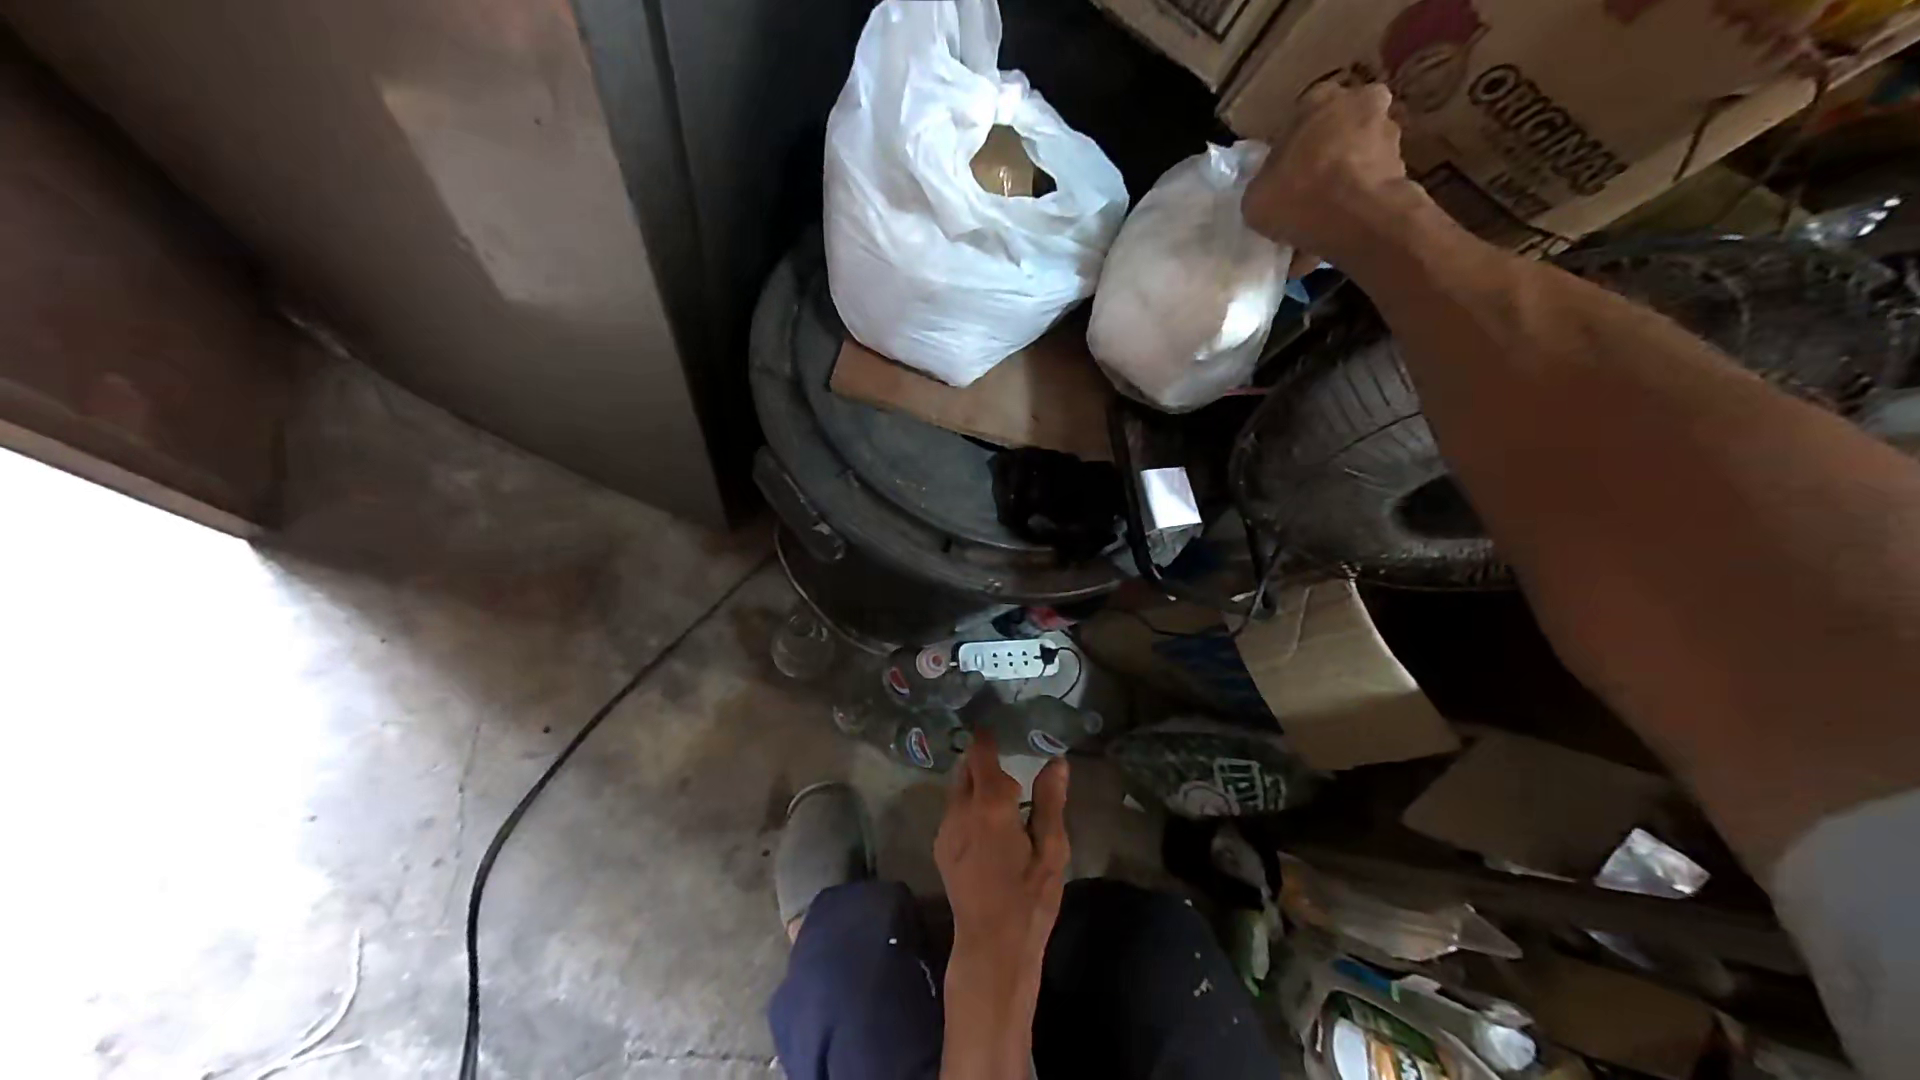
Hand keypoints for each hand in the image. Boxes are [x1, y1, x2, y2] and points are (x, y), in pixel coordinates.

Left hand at [933, 733, 1068, 1079]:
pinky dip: (966, 802)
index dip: (986, 738)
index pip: (981, 755)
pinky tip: (984, 820)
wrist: (991, 946)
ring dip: (973, 782)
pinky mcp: (940, 847)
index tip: (993, 726)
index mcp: (991, 805)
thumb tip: (1056, 760)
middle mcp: (960, 809)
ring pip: (956, 789)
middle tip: (1002, 757)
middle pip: (965, 768)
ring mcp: (945, 829)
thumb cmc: (1029, 899)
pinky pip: (952, 810)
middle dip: (981, 759)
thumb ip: (1051, 801)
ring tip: (997, 789)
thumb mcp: (1052, 850)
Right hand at [1242, 80, 1424, 271]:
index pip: (1299, 119)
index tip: (1281, 178)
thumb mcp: (1255, 195)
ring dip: (1342, 186)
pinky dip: (1354, 208)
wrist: (1356, 218)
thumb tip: (1272, 188)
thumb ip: (1264, 184)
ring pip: (1355, 162)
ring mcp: (1388, 134)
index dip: (1288, 152)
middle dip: (1323, 162)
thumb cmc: (1297, 194)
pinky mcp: (1404, 167)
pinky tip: (1336, 234)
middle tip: (1304, 197)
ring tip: (1321, 224)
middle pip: (1334, 135)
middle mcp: (1359, 104)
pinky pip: (1367, 189)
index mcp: (1318, 100)